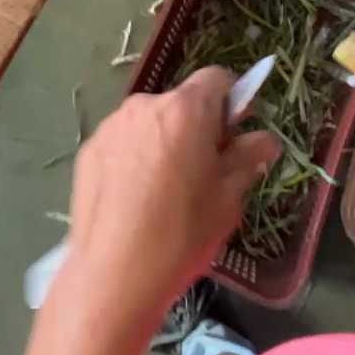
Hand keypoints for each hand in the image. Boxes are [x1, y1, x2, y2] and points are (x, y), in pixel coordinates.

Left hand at [57, 68, 280, 316]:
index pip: (217, 79)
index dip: (233, 100)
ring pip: (151, 123)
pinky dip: (135, 158)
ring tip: (165, 190)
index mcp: (186, 109)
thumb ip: (248, 158)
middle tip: (205, 170)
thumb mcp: (228, 199)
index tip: (236, 133)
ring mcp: (113, 125)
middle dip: (198, 127)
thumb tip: (265, 140)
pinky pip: (124, 142)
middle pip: (182, 103)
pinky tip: (135, 199)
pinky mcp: (89, 149)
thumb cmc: (181, 234)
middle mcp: (147, 105)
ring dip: (164, 141)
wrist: (112, 276)